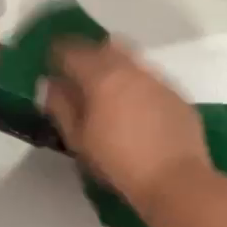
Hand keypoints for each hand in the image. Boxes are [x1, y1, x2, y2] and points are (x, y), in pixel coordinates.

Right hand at [43, 38, 211, 209]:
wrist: (175, 180)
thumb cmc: (117, 163)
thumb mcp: (78, 140)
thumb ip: (60, 107)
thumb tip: (50, 85)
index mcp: (102, 78)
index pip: (72, 51)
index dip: (57, 53)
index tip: (49, 63)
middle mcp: (132, 70)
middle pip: (105, 46)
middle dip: (88, 54)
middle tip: (77, 75)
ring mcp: (159, 80)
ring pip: (131, 61)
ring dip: (114, 69)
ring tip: (106, 94)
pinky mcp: (177, 96)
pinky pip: (150, 80)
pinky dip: (135, 86)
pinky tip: (133, 111)